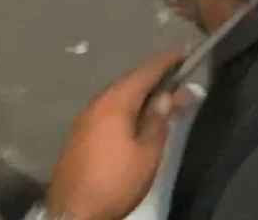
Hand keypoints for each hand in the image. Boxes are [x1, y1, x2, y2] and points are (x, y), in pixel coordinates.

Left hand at [43, 51, 187, 219]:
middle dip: (156, 80)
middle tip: (179, 86)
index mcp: (117, 100)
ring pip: (118, 96)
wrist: (73, 215)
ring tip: (160, 103)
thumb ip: (158, 120)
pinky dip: (126, 109)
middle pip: (131, 81)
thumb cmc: (115, 182)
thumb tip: (165, 95)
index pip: (147, 71)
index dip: (168, 61)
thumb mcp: (147, 153)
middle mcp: (98, 101)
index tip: (185, 53)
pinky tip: (135, 122)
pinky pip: (107, 110)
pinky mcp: (78, 135)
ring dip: (140, 96)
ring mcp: (84, 118)